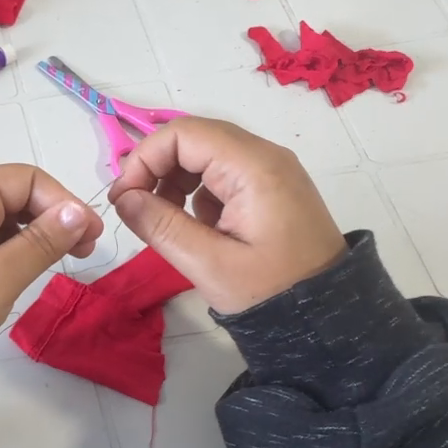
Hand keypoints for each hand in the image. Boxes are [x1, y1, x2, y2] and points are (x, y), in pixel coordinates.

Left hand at [0, 164, 100, 374]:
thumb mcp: (1, 276)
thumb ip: (42, 241)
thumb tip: (78, 212)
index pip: (26, 178)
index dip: (63, 201)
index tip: (90, 235)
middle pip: (18, 194)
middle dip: (55, 216)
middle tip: (86, 250)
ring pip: (9, 218)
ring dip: (40, 234)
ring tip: (67, 260)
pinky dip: (20, 249)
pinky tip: (35, 268)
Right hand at [108, 118, 345, 313]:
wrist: (324, 313)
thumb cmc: (268, 290)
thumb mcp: (207, 264)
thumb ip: (161, 226)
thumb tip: (123, 199)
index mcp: (252, 168)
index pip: (183, 134)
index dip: (143, 159)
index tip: (123, 199)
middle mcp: (263, 157)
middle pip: (193, 138)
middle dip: (154, 168)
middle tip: (133, 208)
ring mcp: (267, 171)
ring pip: (204, 154)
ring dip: (171, 180)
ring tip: (161, 221)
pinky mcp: (266, 188)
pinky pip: (219, 173)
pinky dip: (192, 191)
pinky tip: (191, 226)